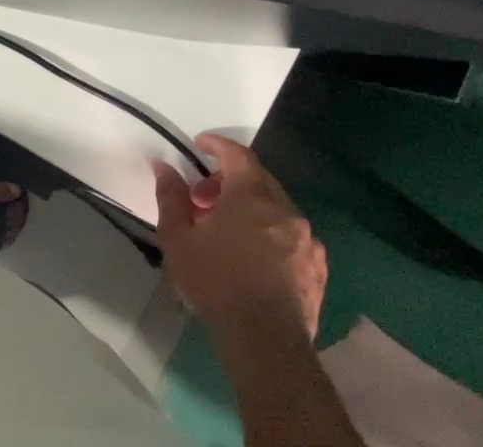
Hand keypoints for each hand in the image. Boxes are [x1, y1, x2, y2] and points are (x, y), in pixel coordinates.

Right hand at [154, 133, 327, 342]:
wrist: (265, 339)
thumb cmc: (214, 281)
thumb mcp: (177, 237)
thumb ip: (171, 197)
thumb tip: (165, 168)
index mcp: (252, 199)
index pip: (239, 156)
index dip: (218, 145)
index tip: (199, 143)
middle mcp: (287, 213)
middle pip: (260, 181)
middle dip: (229, 180)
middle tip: (201, 197)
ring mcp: (308, 242)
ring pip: (277, 209)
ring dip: (249, 207)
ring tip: (223, 228)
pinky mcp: (317, 268)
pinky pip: (291, 235)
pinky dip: (268, 231)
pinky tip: (249, 253)